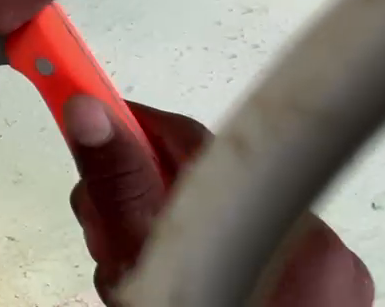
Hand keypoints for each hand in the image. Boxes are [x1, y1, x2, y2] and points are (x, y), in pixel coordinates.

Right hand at [65, 97, 373, 305]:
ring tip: (128, 273)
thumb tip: (88, 112)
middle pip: (187, 171)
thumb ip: (116, 186)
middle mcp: (315, 243)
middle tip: (102, 232)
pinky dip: (176, 249)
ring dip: (144, 226)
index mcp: (290, 230)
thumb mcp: (143, 269)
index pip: (184, 133)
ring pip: (195, 206)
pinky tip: (156, 280)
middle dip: (126, 192)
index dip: (119, 122)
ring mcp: (315, 273)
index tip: (69, 97)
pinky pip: (219, 237)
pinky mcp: (300, 291)